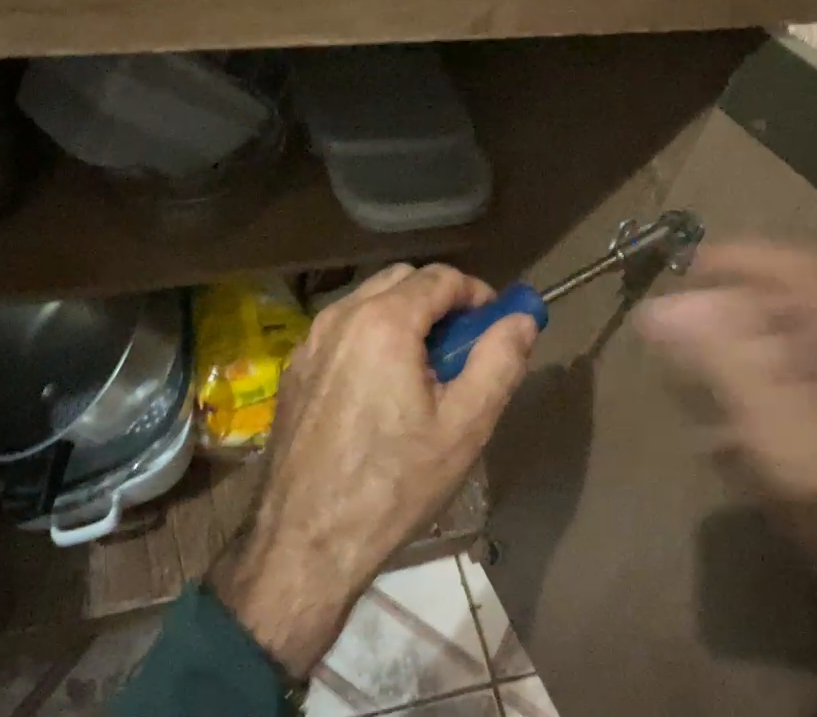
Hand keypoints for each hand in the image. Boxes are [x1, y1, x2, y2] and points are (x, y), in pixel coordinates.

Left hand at [211, 263, 538, 676]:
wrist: (307, 539)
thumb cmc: (395, 483)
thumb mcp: (465, 426)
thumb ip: (499, 362)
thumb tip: (521, 319)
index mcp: (383, 322)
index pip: (440, 276)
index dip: (476, 295)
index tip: (494, 326)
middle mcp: (340, 317)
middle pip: (401, 280)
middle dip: (438, 302)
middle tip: (461, 350)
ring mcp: (309, 341)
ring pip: (367, 301)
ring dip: (403, 318)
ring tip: (424, 374)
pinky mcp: (294, 369)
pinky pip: (341, 331)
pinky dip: (369, 337)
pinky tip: (380, 390)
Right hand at [634, 242, 816, 499]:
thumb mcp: (780, 433)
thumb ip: (718, 361)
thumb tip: (659, 307)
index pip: (794, 264)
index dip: (731, 260)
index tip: (677, 267)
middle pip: (804, 303)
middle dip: (735, 317)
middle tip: (681, 339)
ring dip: (757, 355)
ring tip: (706, 385)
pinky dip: (790, 385)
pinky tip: (753, 423)